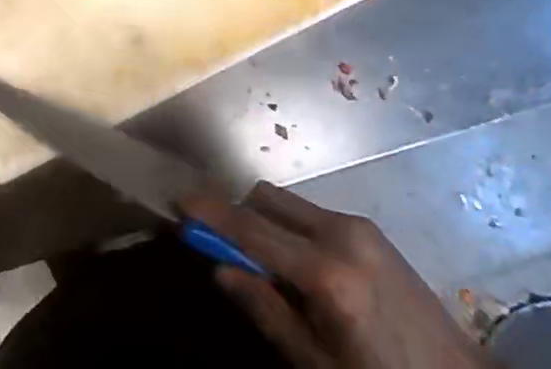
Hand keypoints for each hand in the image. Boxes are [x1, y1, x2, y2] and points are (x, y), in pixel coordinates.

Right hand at [184, 183, 488, 368]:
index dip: (212, 214)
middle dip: (238, 215)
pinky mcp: (370, 228)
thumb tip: (221, 269)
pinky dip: (291, 227)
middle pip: (267, 199)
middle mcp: (339, 234)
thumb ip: (266, 310)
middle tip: (225, 250)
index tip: (181, 200)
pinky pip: (312, 213)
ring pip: (288, 202)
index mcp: (325, 274)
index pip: (252, 231)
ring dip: (265, 221)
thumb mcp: (317, 364)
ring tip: (268, 268)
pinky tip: (301, 267)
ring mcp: (357, 226)